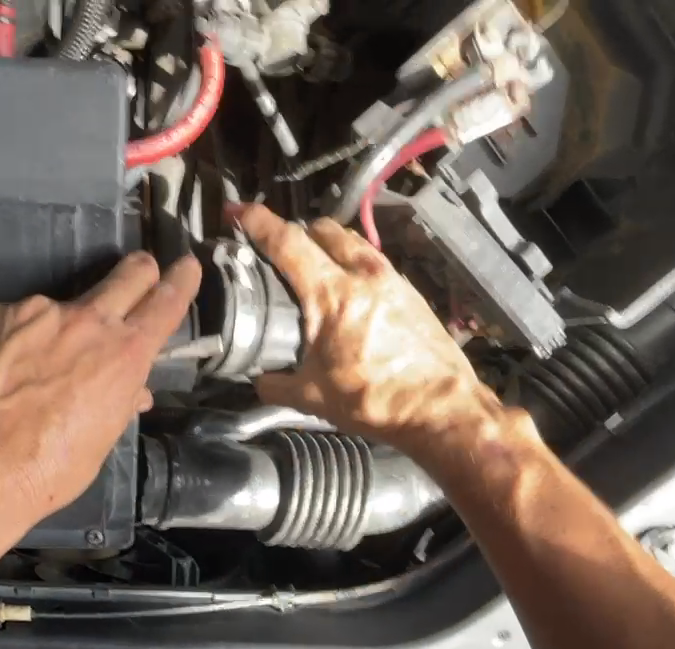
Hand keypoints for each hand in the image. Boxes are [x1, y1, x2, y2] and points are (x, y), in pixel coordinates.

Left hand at [0, 251, 200, 523]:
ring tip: (38, 371)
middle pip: (128, 274)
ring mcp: (34, 312)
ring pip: (62, 307)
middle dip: (140, 275)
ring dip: (63, 328)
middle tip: (139, 280)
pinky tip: (3, 374)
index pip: (165, 302)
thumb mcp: (100, 442)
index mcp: (122, 355)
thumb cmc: (46, 471)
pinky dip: (18, 341)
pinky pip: (16, 321)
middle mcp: (84, 321)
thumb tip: (132, 392)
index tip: (186, 267)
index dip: (180, 282)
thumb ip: (118, 403)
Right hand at [231, 203, 510, 472]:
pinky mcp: (409, 291)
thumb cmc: (376, 401)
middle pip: (321, 228)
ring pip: (350, 241)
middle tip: (275, 248)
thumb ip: (274, 383)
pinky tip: (344, 291)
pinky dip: (351, 263)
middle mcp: (364, 275)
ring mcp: (391, 279)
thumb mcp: (310, 398)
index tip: (236, 212)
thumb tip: (258, 378)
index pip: (287, 242)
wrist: (438, 409)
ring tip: (309, 265)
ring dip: (325, 244)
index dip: (257, 222)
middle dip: (294, 230)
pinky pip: (373, 261)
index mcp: (332, 295)